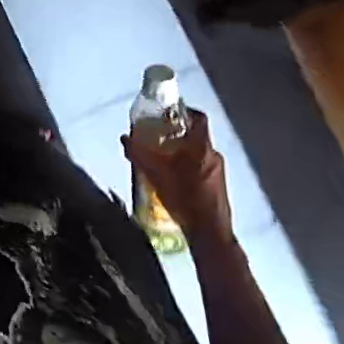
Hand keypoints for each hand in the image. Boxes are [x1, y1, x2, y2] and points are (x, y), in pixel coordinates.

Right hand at [122, 109, 232, 241]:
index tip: (170, 113)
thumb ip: (139, 154)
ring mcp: (219, 171)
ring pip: (199, 152)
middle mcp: (214, 155)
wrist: (210, 232)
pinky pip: (202, 167)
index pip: (200, 118)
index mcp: (202, 147)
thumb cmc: (184, 197)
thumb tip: (124, 138)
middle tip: (159, 137)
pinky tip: (174, 179)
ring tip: (163, 159)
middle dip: (178, 134)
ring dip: (183, 152)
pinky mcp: (218, 186)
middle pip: (196, 135)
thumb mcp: (155, 174)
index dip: (186, 111)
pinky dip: (189, 166)